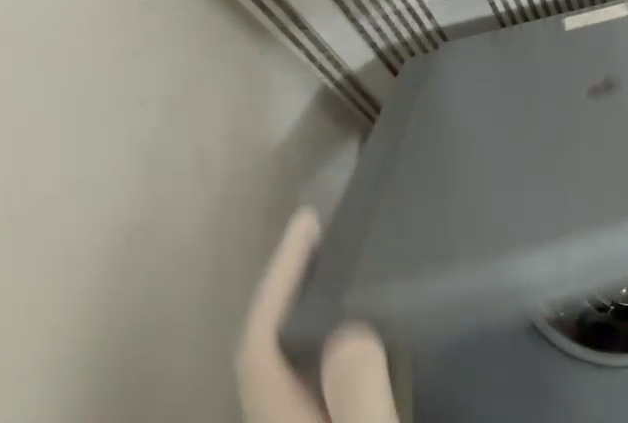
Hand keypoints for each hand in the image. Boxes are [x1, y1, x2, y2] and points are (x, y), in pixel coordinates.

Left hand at [237, 207, 396, 422]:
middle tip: (323, 233)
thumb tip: (349, 328)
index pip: (261, 342)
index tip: (305, 224)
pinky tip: (365, 331)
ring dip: (310, 311)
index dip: (278, 279)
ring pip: (295, 363)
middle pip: (271, 347)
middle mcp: (287, 421)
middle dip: (289, 286)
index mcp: (285, 420)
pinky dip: (332, 338)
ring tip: (343, 266)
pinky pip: (320, 375)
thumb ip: (356, 394)